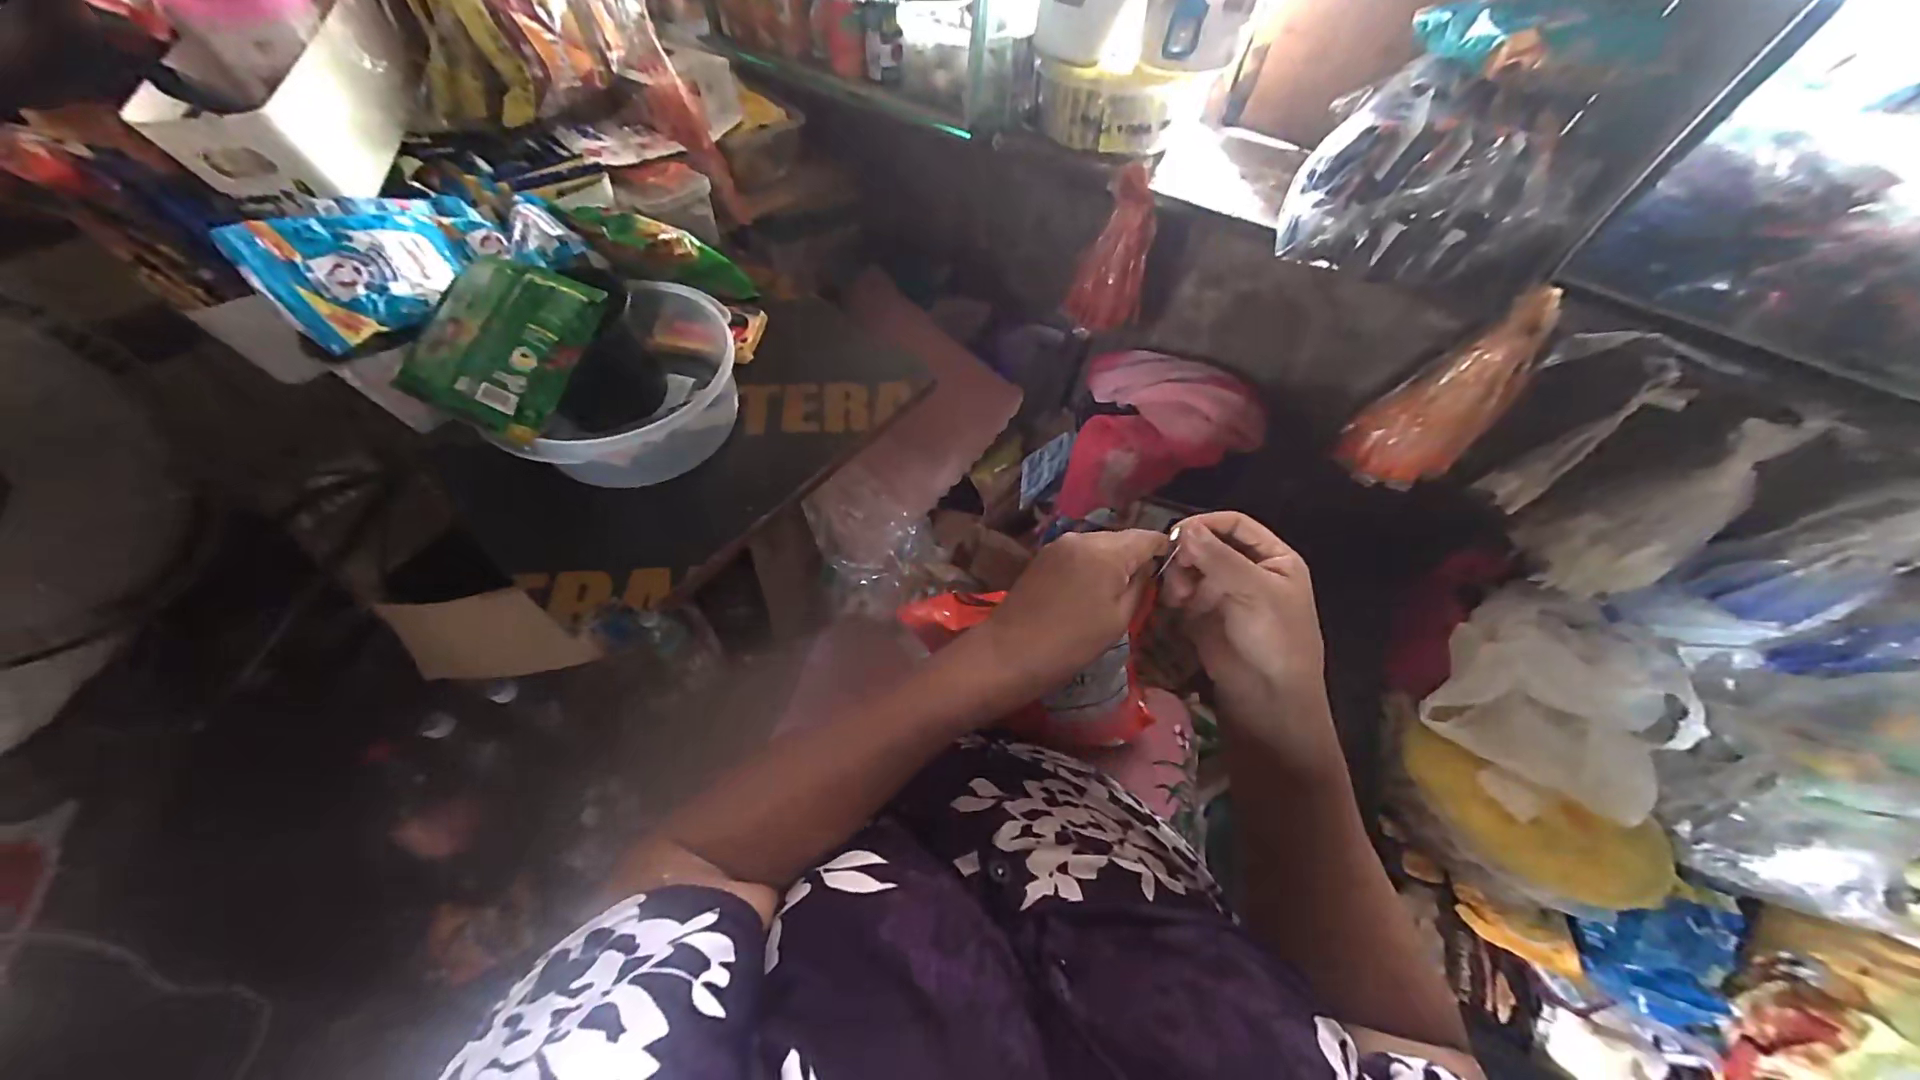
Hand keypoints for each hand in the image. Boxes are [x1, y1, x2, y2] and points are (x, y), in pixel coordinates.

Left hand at [975, 529, 1167, 703]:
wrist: (1010, 651)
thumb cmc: (1072, 642)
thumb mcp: (1118, 618)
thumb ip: (1140, 585)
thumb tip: (1148, 567)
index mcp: (1106, 550)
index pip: (1147, 537)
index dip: (1163, 549)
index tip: (1173, 567)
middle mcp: (1082, 537)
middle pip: (1122, 538)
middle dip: (1136, 556)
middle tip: (1146, 584)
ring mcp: (1059, 544)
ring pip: (1099, 545)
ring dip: (1112, 561)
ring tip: (1118, 590)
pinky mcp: (1043, 555)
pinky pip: (1079, 553)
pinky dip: (1091, 565)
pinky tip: (1091, 589)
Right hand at [1160, 512, 1326, 710]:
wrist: (1267, 696)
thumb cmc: (1275, 638)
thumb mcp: (1254, 591)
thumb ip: (1218, 557)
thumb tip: (1184, 528)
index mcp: (1273, 558)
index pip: (1235, 524)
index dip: (1208, 523)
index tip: (1179, 533)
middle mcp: (1246, 569)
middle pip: (1207, 544)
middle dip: (1189, 553)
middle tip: (1175, 566)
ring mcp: (1222, 591)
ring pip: (1190, 567)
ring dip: (1179, 575)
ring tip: (1177, 594)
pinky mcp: (1201, 613)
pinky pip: (1181, 591)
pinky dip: (1173, 593)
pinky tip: (1174, 604)